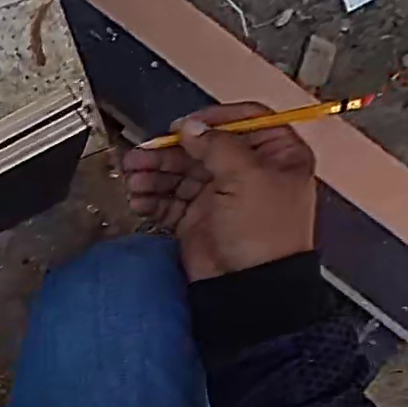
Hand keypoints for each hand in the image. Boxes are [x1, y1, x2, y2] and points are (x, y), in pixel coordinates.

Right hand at [121, 103, 317, 280]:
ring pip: (180, 175)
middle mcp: (245, 173)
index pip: (242, 122)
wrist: (246, 285)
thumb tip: (191, 127)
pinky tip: (138, 198)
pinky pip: (169, 202)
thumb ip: (217, 146)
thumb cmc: (263, 234)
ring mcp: (218, 197)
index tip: (182, 127)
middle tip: (140, 156)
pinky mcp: (195, 220)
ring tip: (133, 179)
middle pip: (201, 150)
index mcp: (274, 156)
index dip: (211, 121)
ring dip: (154, 175)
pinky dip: (152, 199)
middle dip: (168, 153)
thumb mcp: (247, 177)